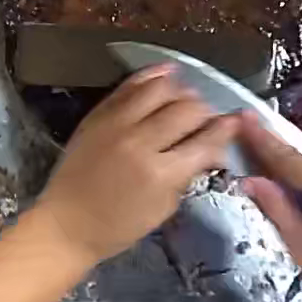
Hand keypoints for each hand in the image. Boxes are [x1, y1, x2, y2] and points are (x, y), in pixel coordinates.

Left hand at [30, 65, 237, 266]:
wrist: (65, 225)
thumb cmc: (118, 226)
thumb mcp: (163, 208)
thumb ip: (188, 175)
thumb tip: (209, 150)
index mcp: (162, 172)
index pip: (206, 141)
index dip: (227, 129)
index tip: (236, 122)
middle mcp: (141, 141)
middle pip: (188, 109)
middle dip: (206, 110)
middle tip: (208, 116)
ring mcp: (117, 124)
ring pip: (161, 88)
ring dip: (182, 90)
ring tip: (188, 96)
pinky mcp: (99, 115)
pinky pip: (130, 85)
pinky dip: (152, 76)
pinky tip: (167, 74)